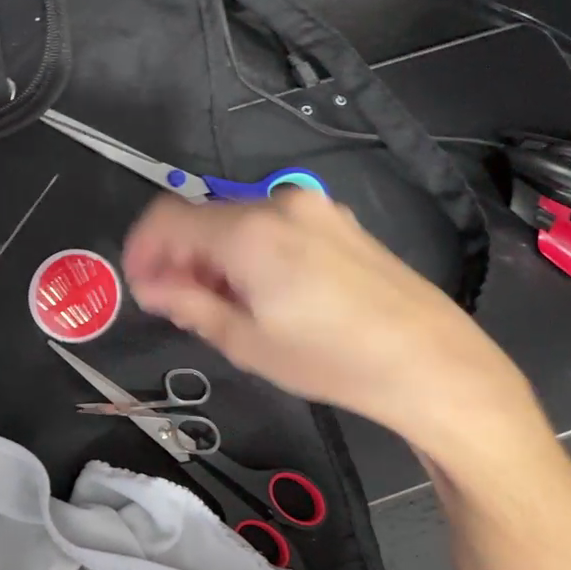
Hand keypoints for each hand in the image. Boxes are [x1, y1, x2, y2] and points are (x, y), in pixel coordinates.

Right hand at [122, 192, 541, 456]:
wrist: (433, 364)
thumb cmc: (330, 359)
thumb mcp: (243, 340)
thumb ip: (186, 303)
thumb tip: (152, 286)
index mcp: (249, 231)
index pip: (167, 218)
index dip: (141, 249)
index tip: (138, 284)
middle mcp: (280, 205)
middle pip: (202, 218)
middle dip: (178, 256)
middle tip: (174, 303)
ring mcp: (316, 210)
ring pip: (237, 223)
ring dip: (213, 257)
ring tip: (219, 306)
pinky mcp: (340, 224)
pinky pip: (272, 227)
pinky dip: (249, 253)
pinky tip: (260, 294)